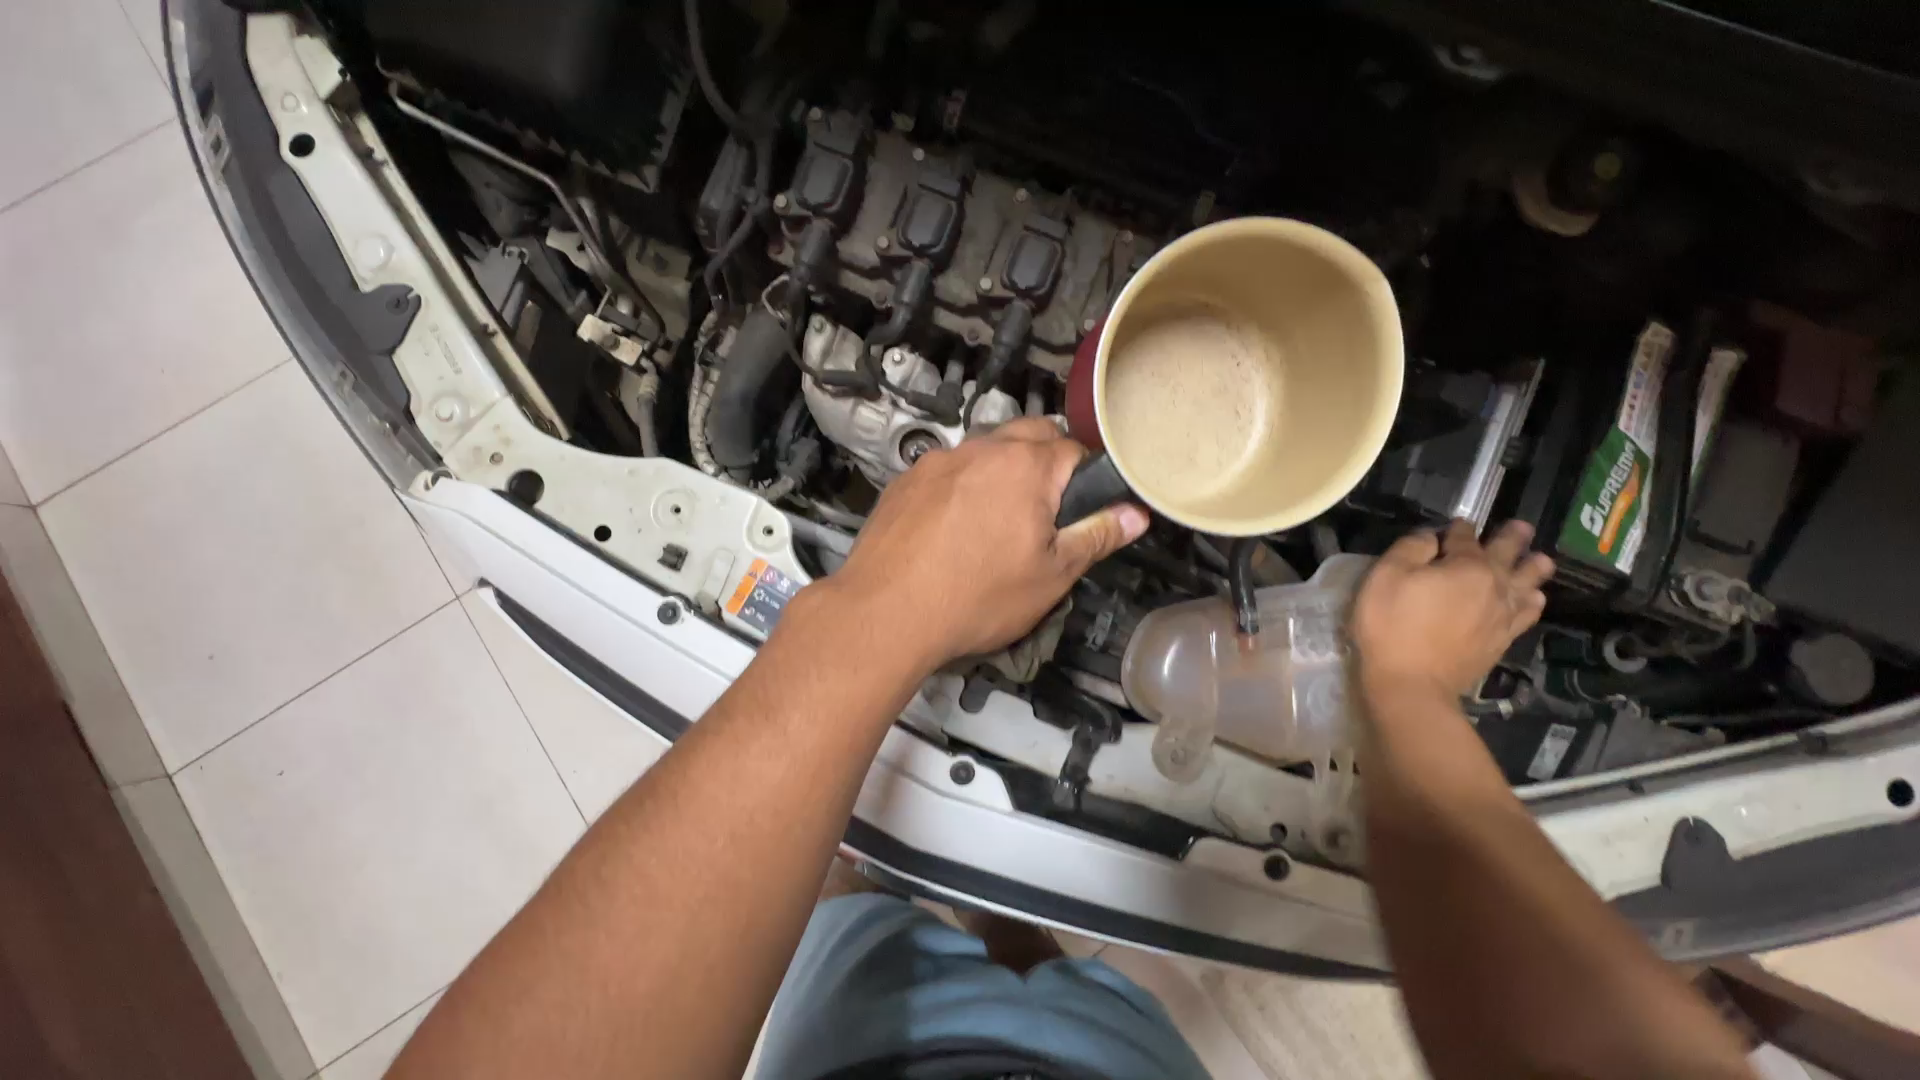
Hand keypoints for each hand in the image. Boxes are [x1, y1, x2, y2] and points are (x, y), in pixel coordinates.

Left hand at [818, 417, 1148, 669]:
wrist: (885, 613)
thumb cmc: (978, 597)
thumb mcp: (1051, 575)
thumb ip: (1096, 536)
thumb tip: (1136, 513)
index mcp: (1025, 465)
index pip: (1074, 449)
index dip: (1085, 478)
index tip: (1082, 509)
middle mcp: (980, 448)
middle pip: (1028, 435)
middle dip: (1046, 461)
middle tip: (1045, 512)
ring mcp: (936, 461)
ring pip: (984, 450)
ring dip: (1000, 471)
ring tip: (996, 521)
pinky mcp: (904, 480)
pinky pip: (946, 470)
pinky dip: (960, 486)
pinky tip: (953, 527)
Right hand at [1352, 519, 1554, 700]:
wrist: (1412, 684)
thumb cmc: (1391, 626)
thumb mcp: (1385, 576)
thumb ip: (1410, 548)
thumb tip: (1430, 537)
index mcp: (1466, 565)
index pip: (1464, 537)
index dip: (1458, 528)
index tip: (1455, 524)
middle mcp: (1494, 585)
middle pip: (1507, 554)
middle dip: (1513, 538)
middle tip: (1522, 527)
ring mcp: (1503, 614)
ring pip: (1528, 583)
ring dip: (1534, 568)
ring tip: (1540, 560)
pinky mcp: (1503, 639)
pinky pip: (1528, 614)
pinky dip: (1534, 601)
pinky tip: (1534, 598)